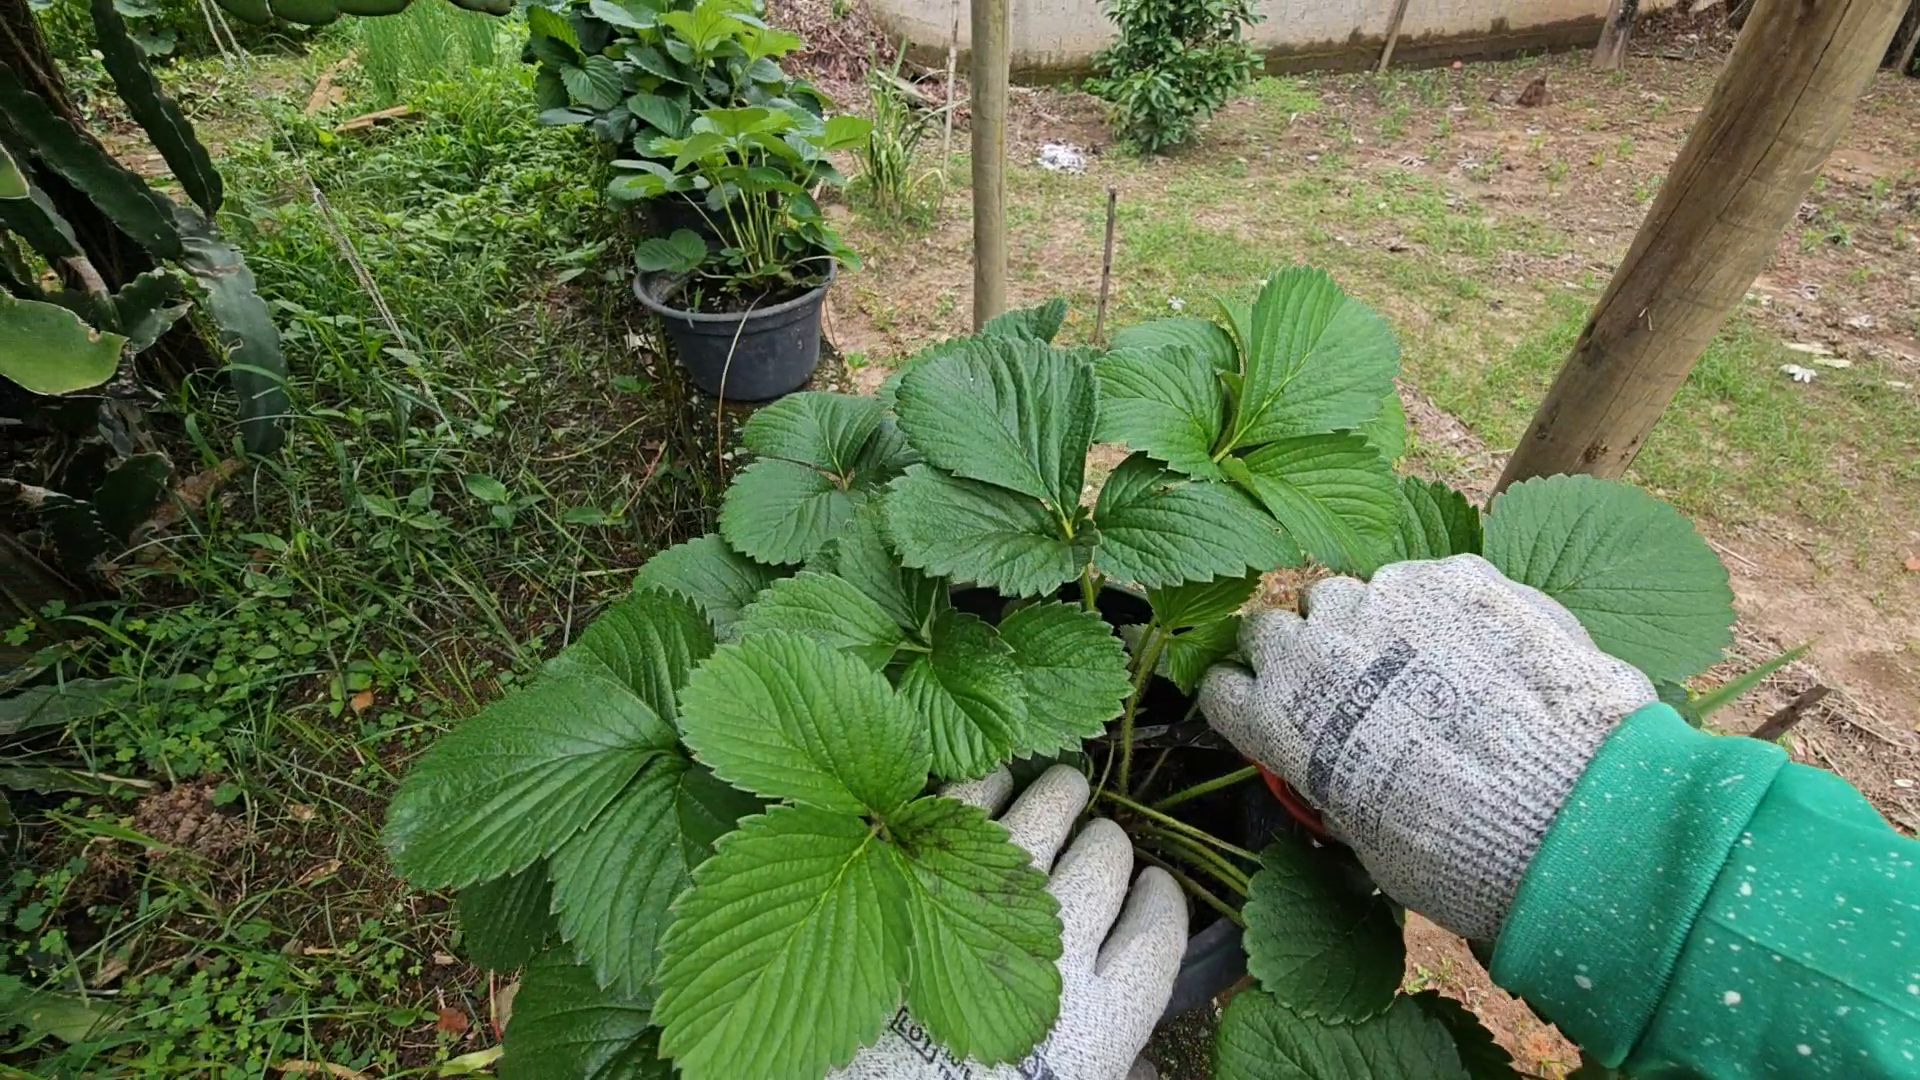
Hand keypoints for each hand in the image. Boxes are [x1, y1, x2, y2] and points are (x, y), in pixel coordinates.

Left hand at [833, 765, 1186, 1079]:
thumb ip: (1102, 1059)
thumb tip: (1148, 1066)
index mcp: (1097, 1025)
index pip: (1157, 937)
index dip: (1161, 901)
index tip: (1154, 884)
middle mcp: (1056, 953)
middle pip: (1105, 859)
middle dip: (1106, 841)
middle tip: (1096, 836)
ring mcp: (987, 898)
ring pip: (1052, 812)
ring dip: (1064, 791)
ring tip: (1066, 786)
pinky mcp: (923, 862)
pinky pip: (973, 800)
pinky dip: (992, 781)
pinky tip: (999, 781)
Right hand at [1198, 554, 1654, 941]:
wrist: (1579, 822)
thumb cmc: (1465, 857)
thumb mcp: (1364, 835)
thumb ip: (1332, 780)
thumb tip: (1343, 769)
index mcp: (1276, 720)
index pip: (1220, 686)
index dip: (1244, 693)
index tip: (1268, 701)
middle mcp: (1307, 653)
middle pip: (1267, 628)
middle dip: (1297, 648)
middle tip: (1345, 679)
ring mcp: (1376, 605)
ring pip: (1341, 594)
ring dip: (1363, 622)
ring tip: (1422, 660)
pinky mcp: (1446, 578)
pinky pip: (1421, 580)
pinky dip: (1440, 607)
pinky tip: (1483, 648)